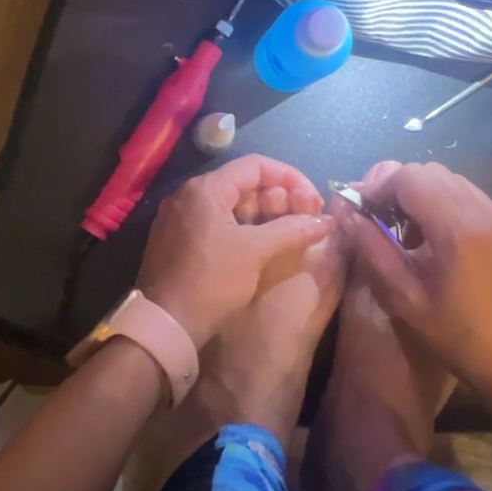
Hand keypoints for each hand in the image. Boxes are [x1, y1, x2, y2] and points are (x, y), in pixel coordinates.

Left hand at [136, 155, 333, 346]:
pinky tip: (264, 247)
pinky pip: (218, 224)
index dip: (291, 177)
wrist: (165, 325)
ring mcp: (180, 219)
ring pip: (232, 206)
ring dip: (264, 216)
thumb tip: (326, 220)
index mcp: (205, 189)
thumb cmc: (211, 281)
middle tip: (304, 221)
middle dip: (279, 198)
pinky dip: (244, 229)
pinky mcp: (179, 241)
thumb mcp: (255, 252)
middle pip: (244, 184)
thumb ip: (292, 230)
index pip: (256, 165)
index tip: (313, 201)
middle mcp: (188, 196)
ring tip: (290, 235)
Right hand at [335, 162, 491, 391]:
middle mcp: (486, 214)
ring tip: (406, 235)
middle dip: (399, 189)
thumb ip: (372, 249)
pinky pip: (474, 202)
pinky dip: (447, 208)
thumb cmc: (461, 339)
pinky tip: (437, 245)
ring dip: (423, 197)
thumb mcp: (405, 299)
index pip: (411, 178)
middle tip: (379, 221)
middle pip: (432, 173)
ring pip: (455, 183)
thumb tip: (346, 214)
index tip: (360, 209)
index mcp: (458, 229)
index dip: (378, 187)